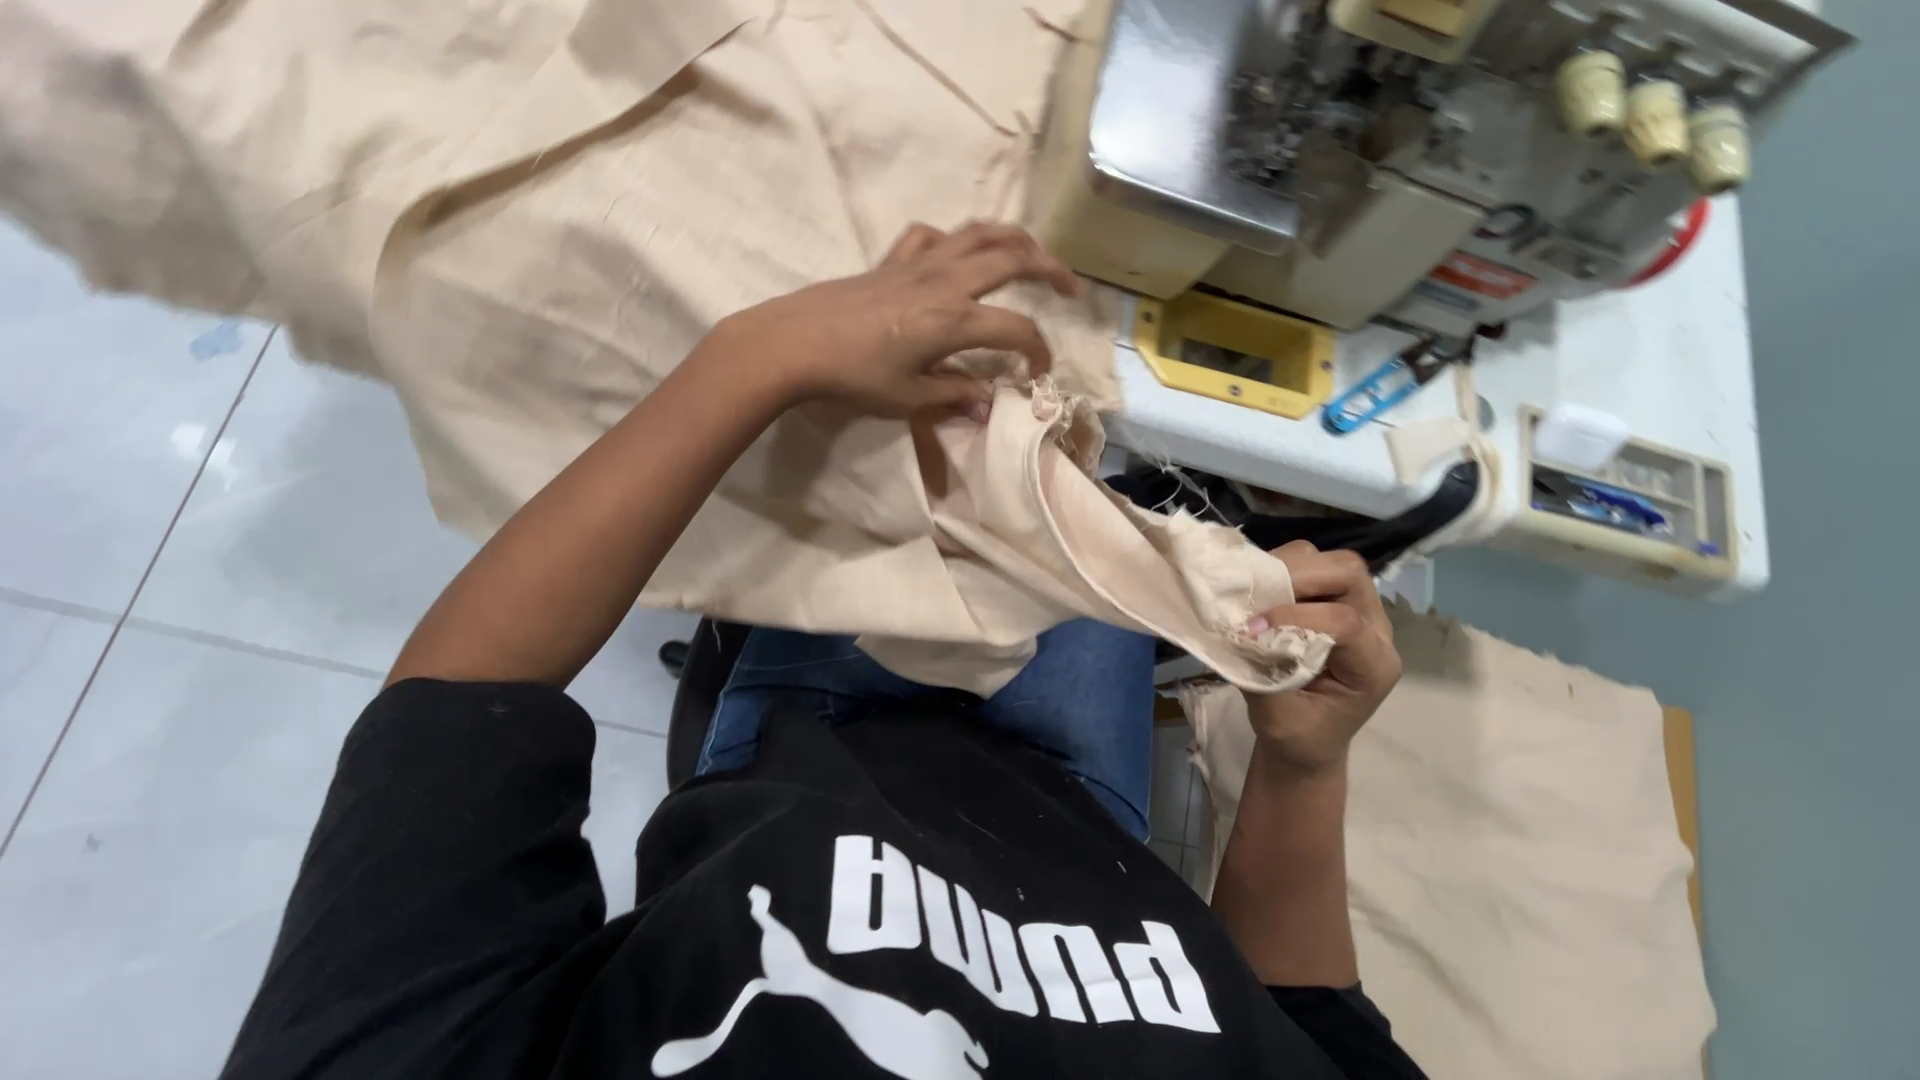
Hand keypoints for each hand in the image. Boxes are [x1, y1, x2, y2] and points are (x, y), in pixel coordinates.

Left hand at [707, 222, 1082, 416]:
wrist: (795, 342)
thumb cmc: (853, 376)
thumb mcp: (909, 398)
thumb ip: (955, 396)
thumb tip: (988, 405)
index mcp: (955, 320)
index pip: (1017, 329)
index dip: (1039, 351)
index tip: (1039, 372)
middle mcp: (946, 282)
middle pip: (1014, 258)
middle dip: (1052, 269)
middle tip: (1071, 288)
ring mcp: (919, 263)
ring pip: (979, 233)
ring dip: (1014, 238)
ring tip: (1033, 254)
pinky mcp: (893, 259)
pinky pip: (934, 236)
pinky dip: (955, 239)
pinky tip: (957, 254)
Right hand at [1242, 542, 1401, 776]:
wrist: (1306, 744)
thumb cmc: (1297, 736)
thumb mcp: (1277, 719)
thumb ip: (1264, 674)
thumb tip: (1240, 632)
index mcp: (1373, 667)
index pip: (1345, 622)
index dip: (1296, 616)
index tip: (1252, 630)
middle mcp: (1376, 631)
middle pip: (1349, 574)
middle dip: (1299, 575)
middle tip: (1256, 594)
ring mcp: (1358, 611)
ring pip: (1333, 562)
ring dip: (1291, 567)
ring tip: (1257, 591)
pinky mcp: (1334, 602)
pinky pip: (1315, 567)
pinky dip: (1284, 569)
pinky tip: (1261, 591)